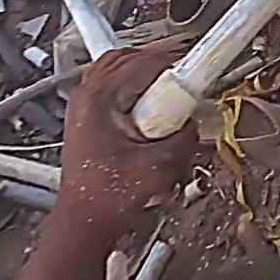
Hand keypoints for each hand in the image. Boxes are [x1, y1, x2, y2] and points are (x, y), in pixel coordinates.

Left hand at [56, 46, 196, 243]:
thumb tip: (195, 120)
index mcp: (99, 99)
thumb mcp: (159, 168)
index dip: (175, 61)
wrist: (83, 223)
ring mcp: (84, 104)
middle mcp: (87, 95)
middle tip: (186, 78)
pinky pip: (112, 83)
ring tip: (169, 88)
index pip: (144, 61)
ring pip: (118, 65)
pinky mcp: (88, 115)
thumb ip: (184, 138)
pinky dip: (133, 82)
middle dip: (161, 63)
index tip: (196, 68)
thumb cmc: (107, 199)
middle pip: (129, 56)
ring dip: (145, 70)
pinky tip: (150, 102)